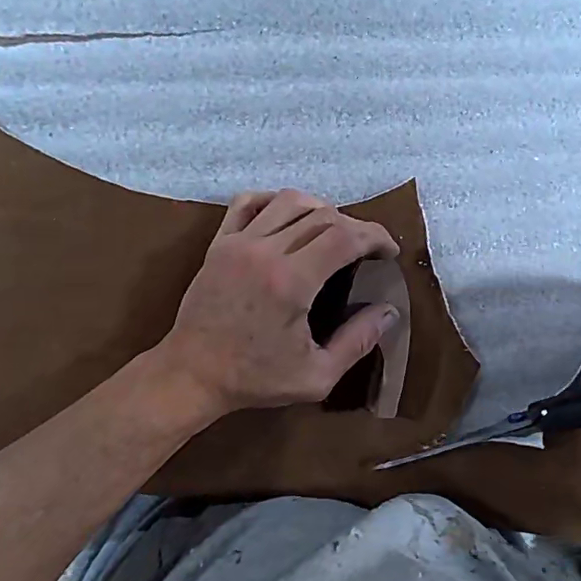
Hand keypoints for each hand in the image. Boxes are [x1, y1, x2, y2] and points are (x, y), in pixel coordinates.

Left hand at [147, 189, 400, 419]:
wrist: (190, 375)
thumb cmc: (254, 379)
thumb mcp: (317, 375)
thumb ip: (358, 341)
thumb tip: (390, 312)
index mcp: (291, 283)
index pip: (346, 237)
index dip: (376, 237)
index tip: (389, 251)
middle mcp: (265, 252)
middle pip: (324, 216)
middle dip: (356, 227)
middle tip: (368, 249)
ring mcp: (238, 243)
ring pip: (290, 201)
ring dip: (322, 210)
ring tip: (334, 232)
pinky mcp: (219, 244)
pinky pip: (249, 202)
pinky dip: (276, 201)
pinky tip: (290, 218)